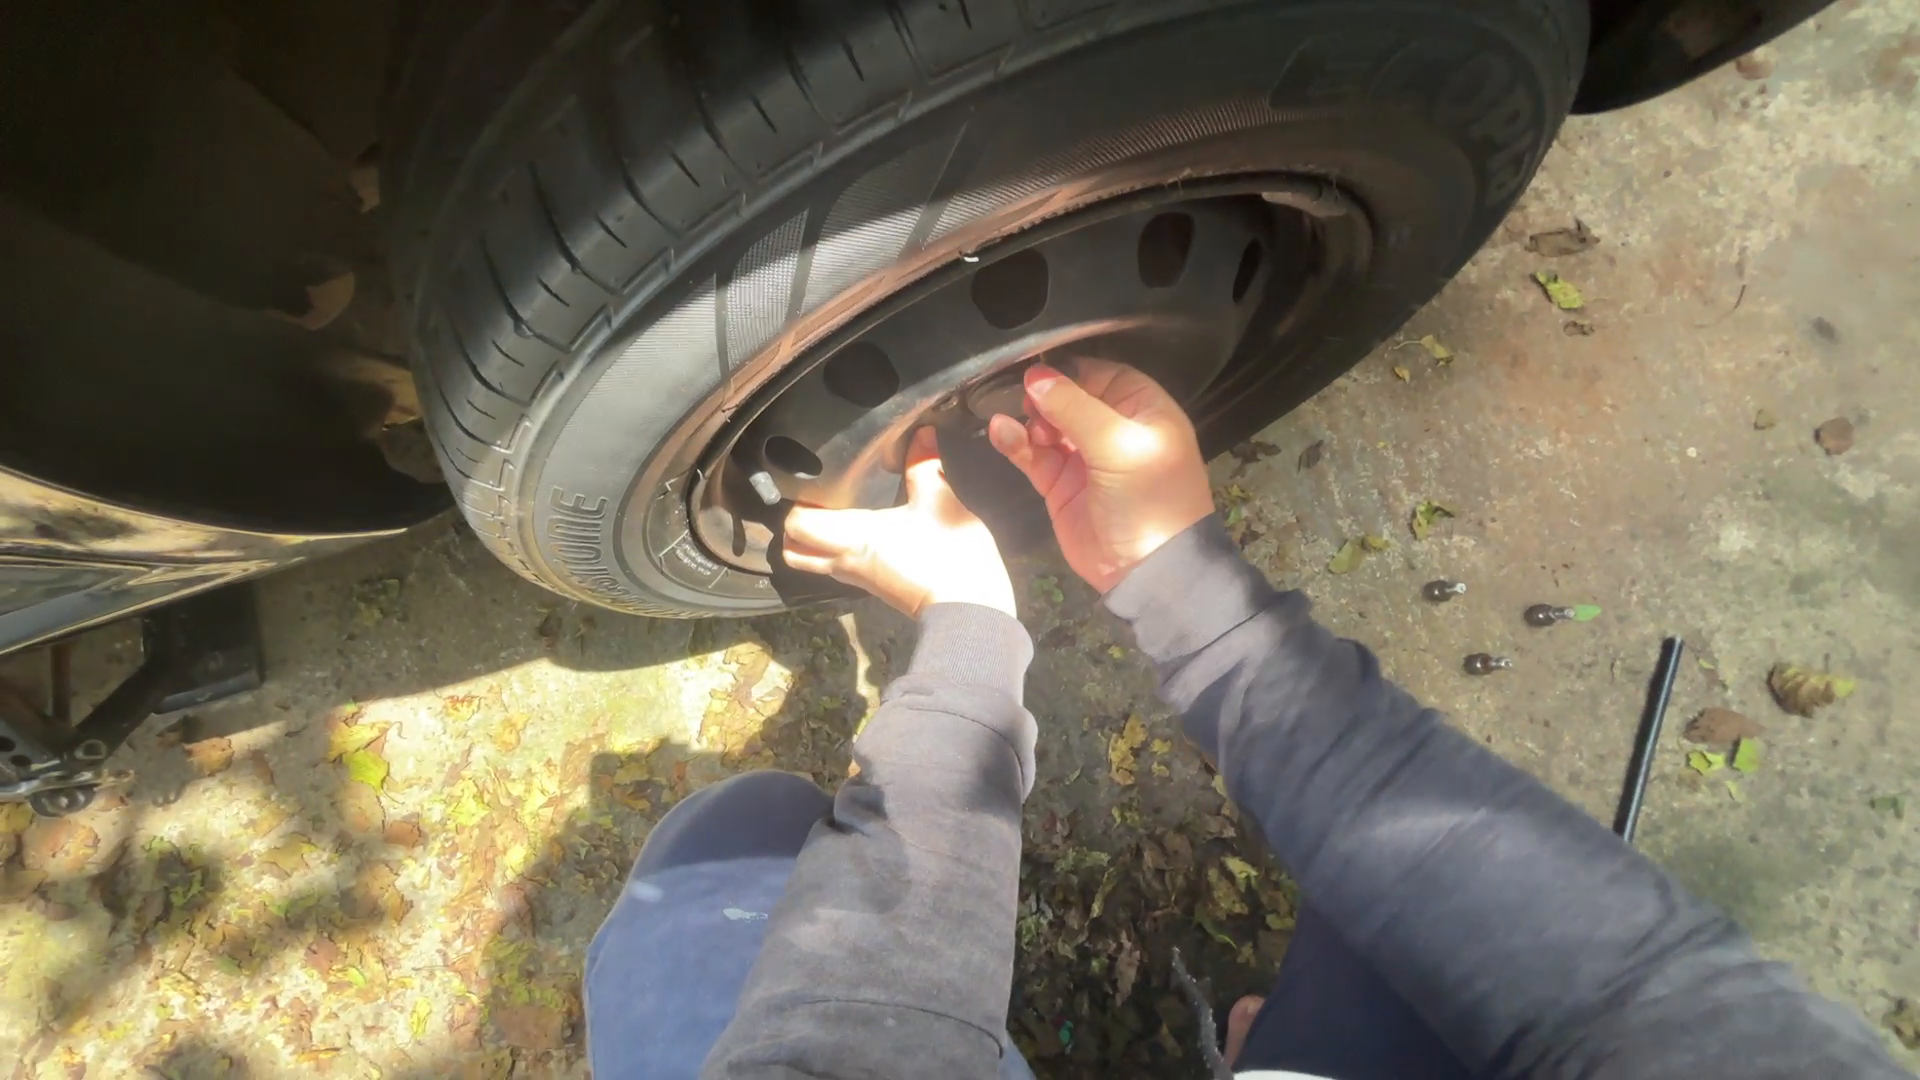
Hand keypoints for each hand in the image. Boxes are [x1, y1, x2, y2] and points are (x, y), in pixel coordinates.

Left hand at [783, 427, 1015, 618]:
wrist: (970, 609)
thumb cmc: (950, 554)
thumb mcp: (940, 502)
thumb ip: (924, 465)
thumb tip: (921, 432)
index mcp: (852, 537)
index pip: (796, 526)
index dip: (794, 504)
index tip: (808, 483)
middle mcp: (845, 562)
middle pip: (794, 552)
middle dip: (796, 528)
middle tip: (814, 501)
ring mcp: (858, 580)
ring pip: (815, 563)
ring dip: (815, 542)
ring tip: (835, 512)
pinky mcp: (875, 588)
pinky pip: (839, 568)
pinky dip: (837, 551)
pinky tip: (862, 531)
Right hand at [987, 359, 1213, 592]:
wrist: (1146, 571)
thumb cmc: (1148, 499)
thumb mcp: (1119, 445)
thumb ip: (1075, 407)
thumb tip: (1037, 377)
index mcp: (1143, 412)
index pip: (1103, 375)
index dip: (1072, 373)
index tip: (1040, 372)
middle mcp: (1113, 431)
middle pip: (1070, 398)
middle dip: (1046, 398)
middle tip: (1029, 403)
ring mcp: (1084, 459)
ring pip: (1047, 426)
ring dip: (1029, 421)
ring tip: (1023, 426)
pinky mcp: (1059, 485)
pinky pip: (1033, 455)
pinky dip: (1016, 444)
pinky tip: (1002, 432)